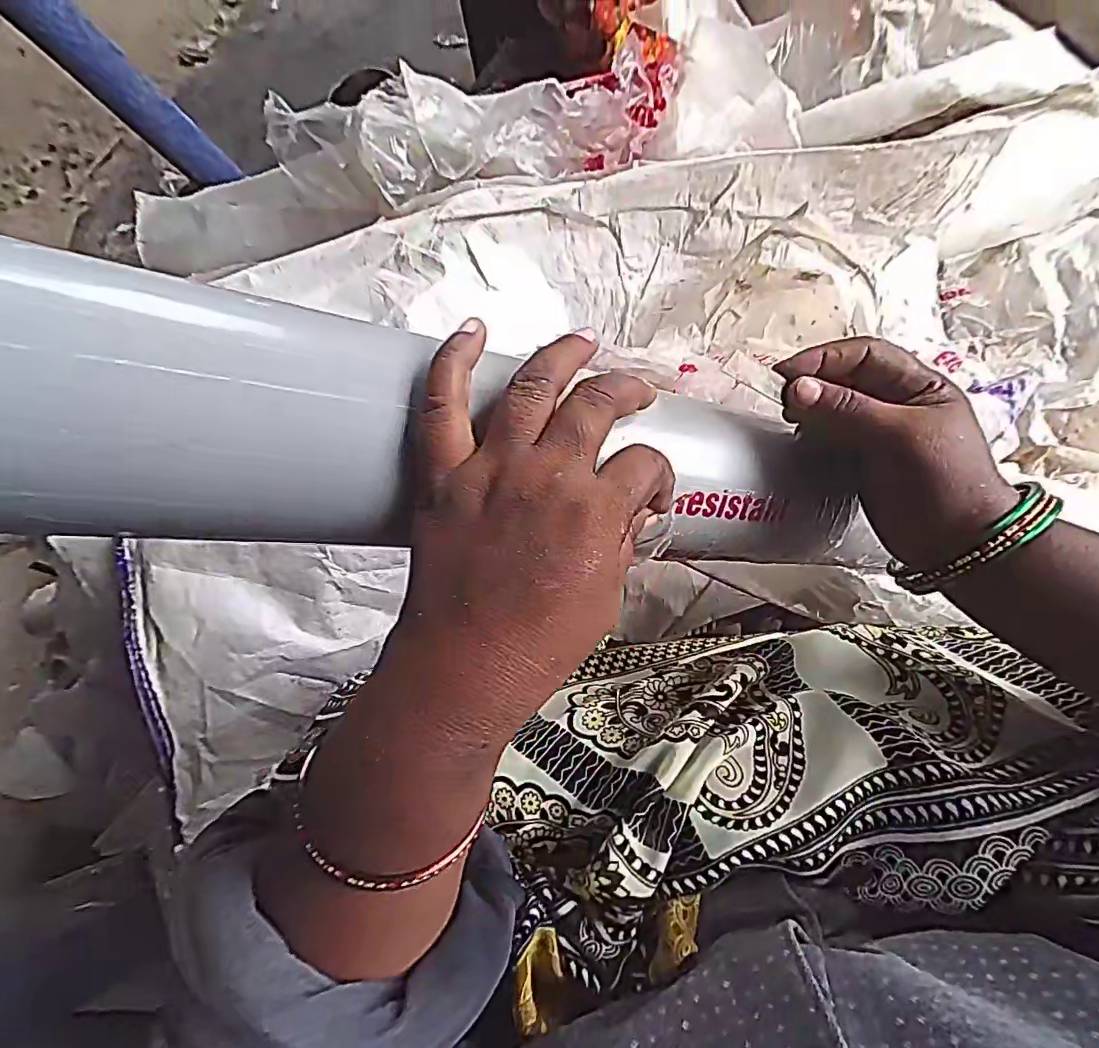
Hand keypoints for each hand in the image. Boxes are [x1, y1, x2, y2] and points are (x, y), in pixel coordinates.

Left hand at [383, 319, 674, 738]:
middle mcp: (548, 477)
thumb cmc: (536, 643)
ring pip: (532, 386)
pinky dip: (453, 361)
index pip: (644, 464)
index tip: (649, 490)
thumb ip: (621, 541)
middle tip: (633, 392)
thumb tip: (633, 509)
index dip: (656, 475)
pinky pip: (442, 403)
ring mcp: (492, 469)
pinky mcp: (445, 475)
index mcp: (596, 510)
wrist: (466, 665)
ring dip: (562, 356)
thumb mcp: (605, 596)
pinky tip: (471, 332)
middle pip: (597, 405)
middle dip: (625, 391)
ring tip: (581, 343)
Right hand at [774, 338, 1017, 569]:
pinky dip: (808, 433)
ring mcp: (874, 433)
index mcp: (917, 385)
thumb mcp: (901, 435)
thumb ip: (848, 409)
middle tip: (784, 400)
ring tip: (789, 420)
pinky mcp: (858, 460)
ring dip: (807, 408)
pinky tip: (799, 440)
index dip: (824, 358)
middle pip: (843, 378)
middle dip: (811, 383)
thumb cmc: (946, 481)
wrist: (956, 542)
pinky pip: (826, 436)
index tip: (787, 374)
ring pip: (830, 407)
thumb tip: (797, 387)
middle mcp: (893, 404)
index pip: (864, 354)